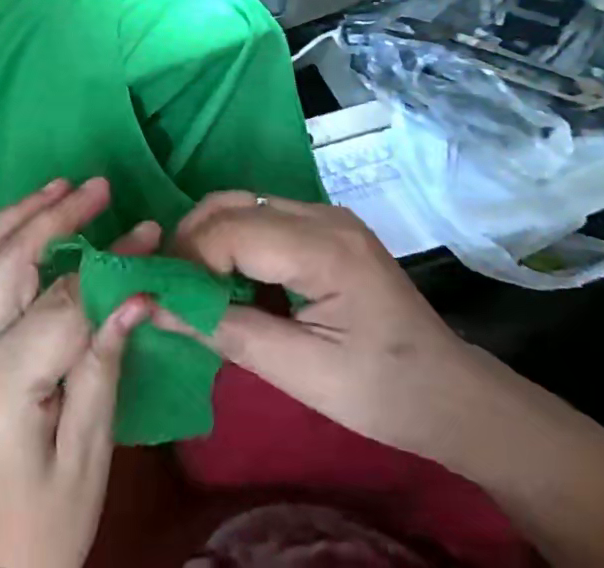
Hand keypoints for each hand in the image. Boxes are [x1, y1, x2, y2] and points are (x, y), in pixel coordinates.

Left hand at [0, 178, 158, 567]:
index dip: (111, 265)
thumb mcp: (91, 449)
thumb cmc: (52, 513)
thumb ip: (105, 362)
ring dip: (18, 214)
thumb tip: (138, 293)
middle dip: (56, 216)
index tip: (150, 234)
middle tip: (99, 187)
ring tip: (58, 186)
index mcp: (5, 380)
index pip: (64, 303)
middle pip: (12, 260)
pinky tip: (25, 220)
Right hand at [161, 192, 484, 457]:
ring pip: (237, 205)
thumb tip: (149, 306)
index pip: (229, 231)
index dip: (188, 262)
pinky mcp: (322, 227)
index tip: (170, 302)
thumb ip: (220, 330)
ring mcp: (324, 216)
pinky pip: (256, 217)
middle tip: (173, 291)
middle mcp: (322, 216)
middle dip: (189, 244)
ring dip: (206, 241)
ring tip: (197, 288)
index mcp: (325, 249)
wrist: (454, 398)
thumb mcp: (298, 372)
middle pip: (227, 205)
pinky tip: (231, 283)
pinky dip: (230, 242)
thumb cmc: (382, 392)